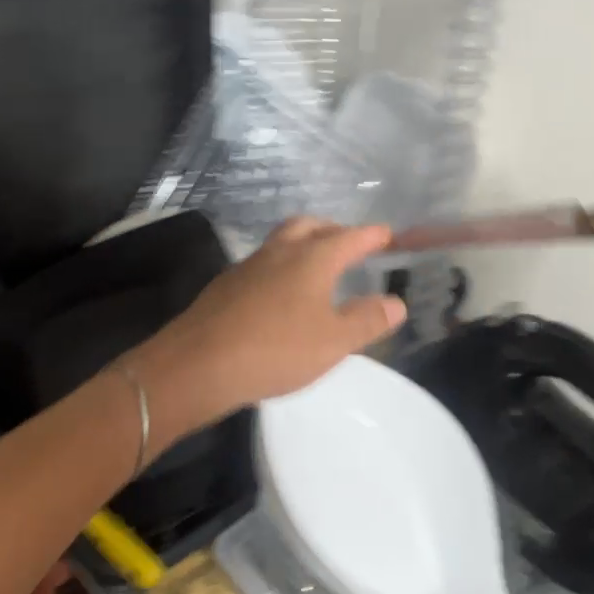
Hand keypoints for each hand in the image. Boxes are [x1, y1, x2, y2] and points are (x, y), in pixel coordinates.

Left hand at [128, 219, 405, 445]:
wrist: (197, 365)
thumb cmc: (274, 350)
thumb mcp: (333, 342)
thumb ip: (366, 321)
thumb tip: (396, 302)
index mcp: (312, 258)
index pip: (351, 237)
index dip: (372, 236)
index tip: (387, 236)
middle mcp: (277, 253)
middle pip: (307, 228)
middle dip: (331, 230)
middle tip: (346, 243)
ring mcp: (243, 269)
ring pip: (277, 246)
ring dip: (298, 249)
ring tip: (312, 270)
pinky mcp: (220, 291)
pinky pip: (256, 270)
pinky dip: (274, 273)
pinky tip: (274, 298)